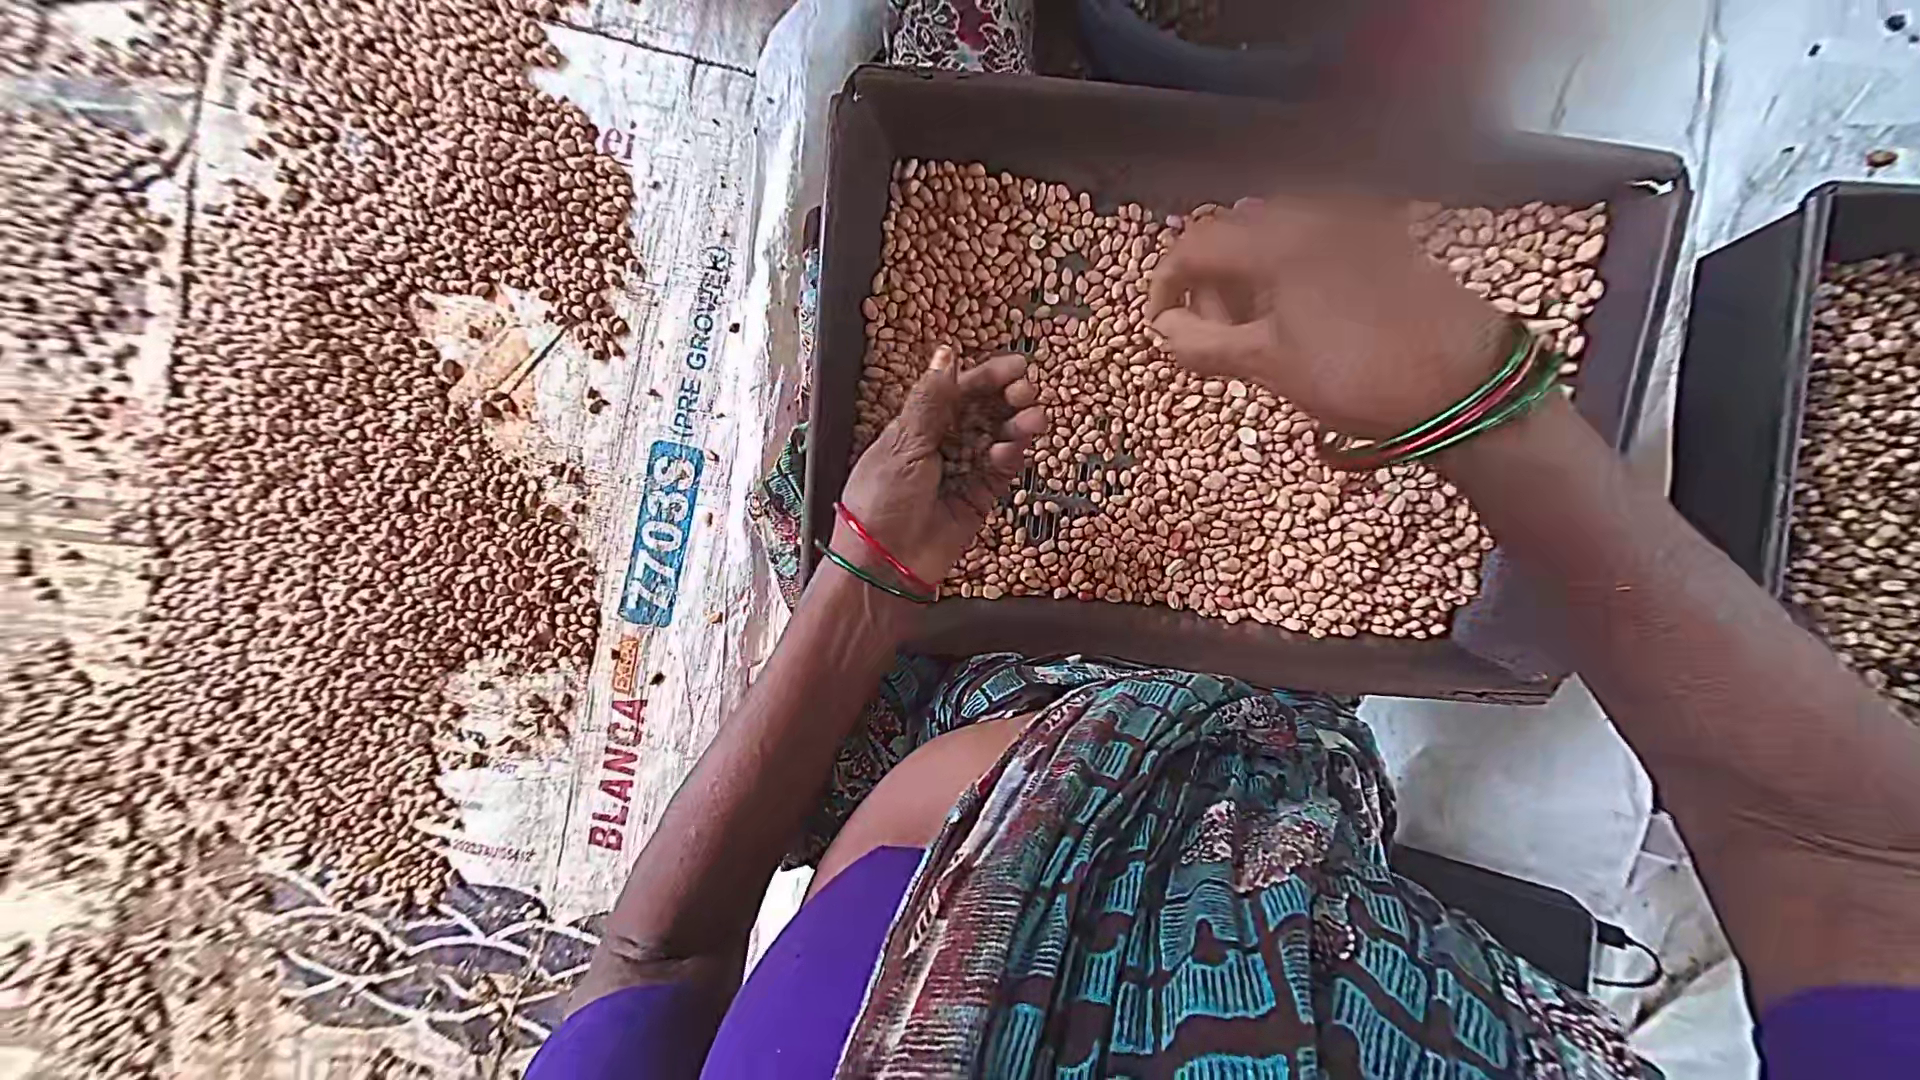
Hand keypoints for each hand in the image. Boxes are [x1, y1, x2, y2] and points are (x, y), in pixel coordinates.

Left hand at [837, 347, 1045, 591]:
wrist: (884, 562)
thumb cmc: (882, 498)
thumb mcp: (903, 443)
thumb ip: (931, 400)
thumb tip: (946, 352)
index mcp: (920, 425)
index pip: (959, 391)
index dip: (987, 376)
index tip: (1017, 366)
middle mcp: (945, 444)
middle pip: (985, 412)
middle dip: (1009, 398)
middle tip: (1027, 391)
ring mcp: (964, 471)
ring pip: (999, 439)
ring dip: (1017, 426)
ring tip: (1033, 418)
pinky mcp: (979, 498)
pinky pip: (1000, 472)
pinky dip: (1008, 459)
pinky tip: (1008, 451)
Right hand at [1146, 195, 1507, 438]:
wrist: (1464, 385)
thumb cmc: (1355, 375)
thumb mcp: (1265, 365)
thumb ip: (1198, 344)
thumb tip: (1163, 327)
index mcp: (1281, 240)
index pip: (1193, 245)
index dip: (1164, 286)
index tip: (1160, 327)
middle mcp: (1314, 215)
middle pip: (1228, 239)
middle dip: (1207, 288)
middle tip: (1215, 341)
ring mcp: (1350, 224)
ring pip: (1265, 243)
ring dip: (1241, 286)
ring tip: (1253, 337)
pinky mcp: (1376, 240)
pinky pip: (1304, 247)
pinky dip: (1278, 280)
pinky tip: (1290, 321)